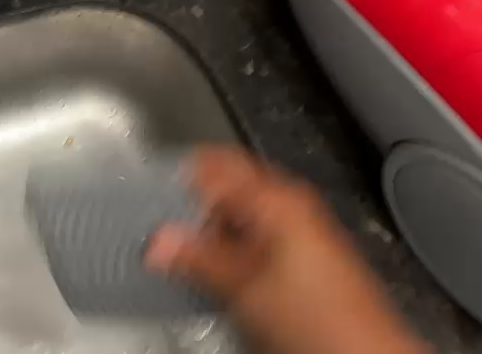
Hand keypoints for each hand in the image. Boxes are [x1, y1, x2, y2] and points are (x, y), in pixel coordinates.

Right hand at [145, 148, 425, 353]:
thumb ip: (197, 258)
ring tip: (192, 256)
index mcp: (277, 194)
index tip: (157, 197)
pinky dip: (237, 246)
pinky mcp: (307, 253)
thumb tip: (159, 240)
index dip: (181, 176)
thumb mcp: (244, 287)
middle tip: (169, 229)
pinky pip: (259, 234)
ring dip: (216, 230)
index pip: (214, 162)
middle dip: (198, 207)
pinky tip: (225, 273)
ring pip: (243, 213)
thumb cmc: (324, 319)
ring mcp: (302, 226)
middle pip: (229, 186)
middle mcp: (292, 201)